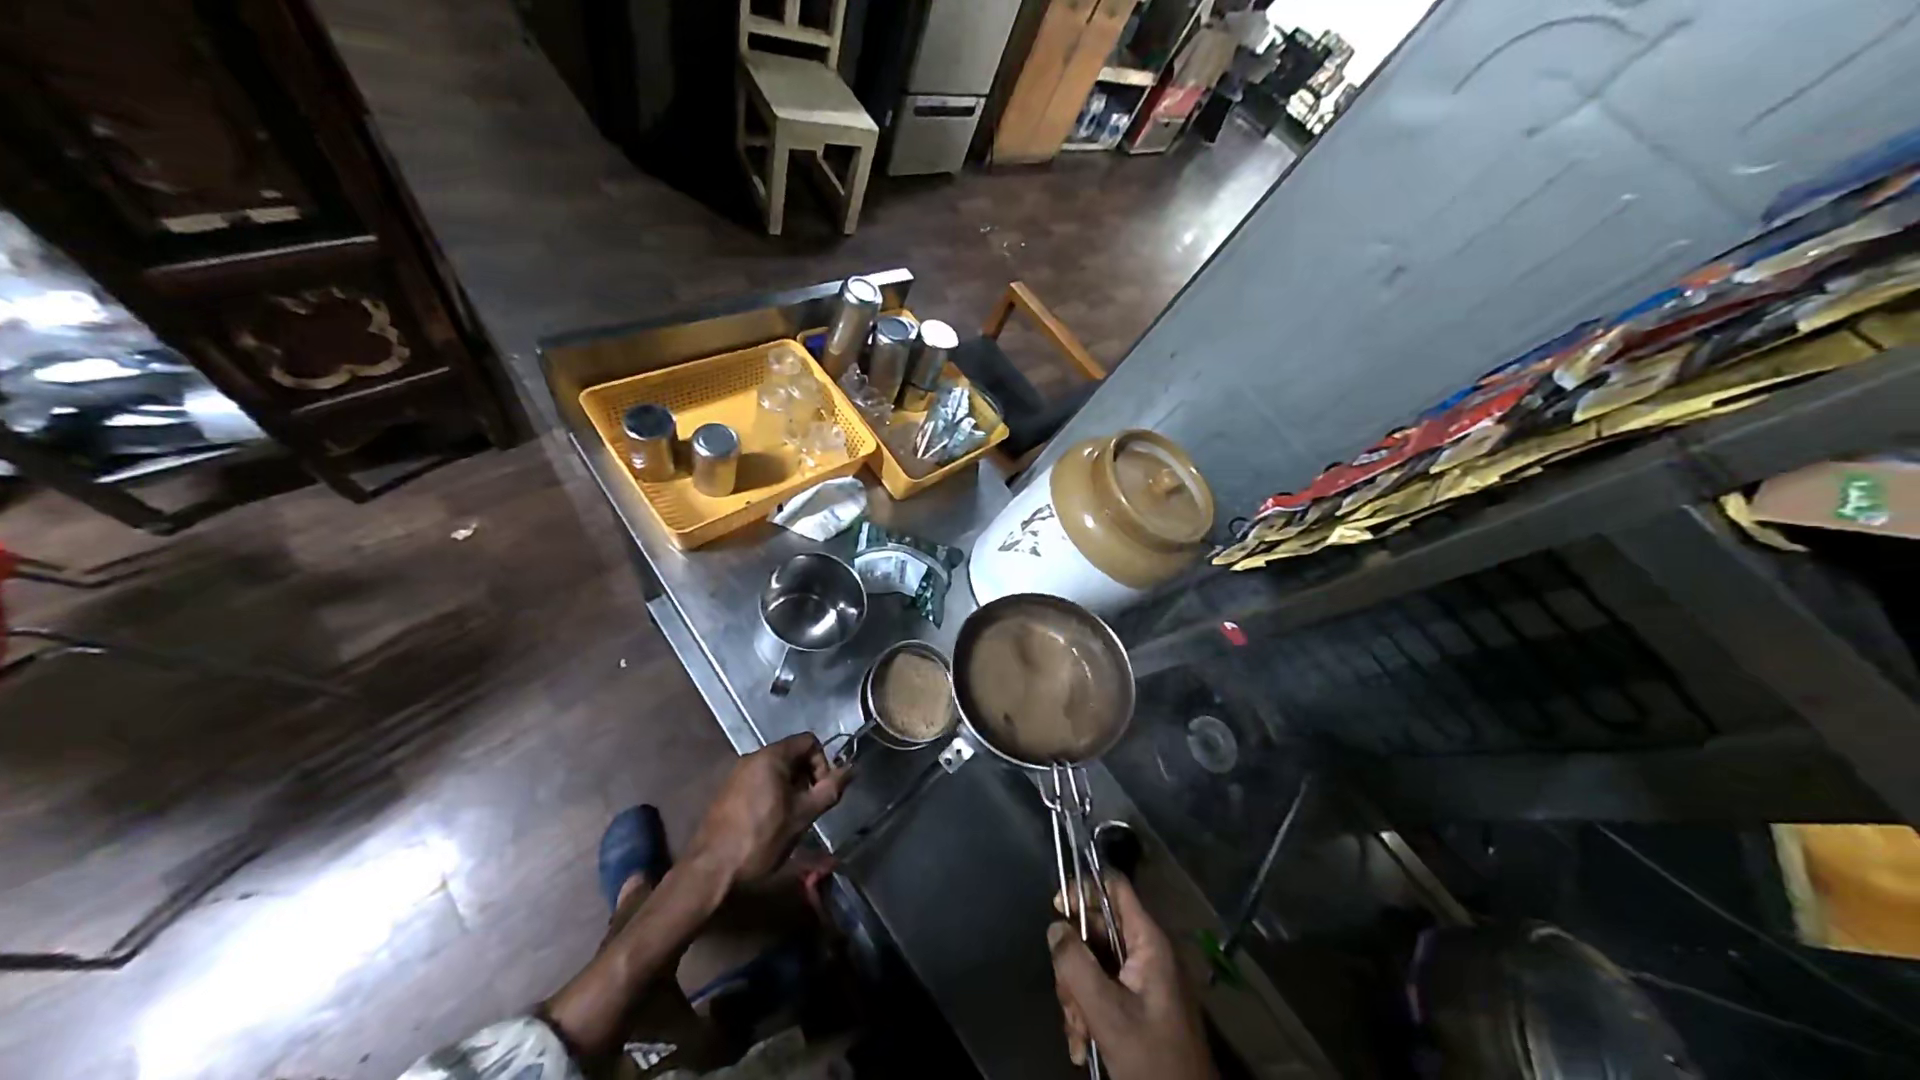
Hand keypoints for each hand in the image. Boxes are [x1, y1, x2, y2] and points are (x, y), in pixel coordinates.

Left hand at [686, 733, 851, 885]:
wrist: (711, 869)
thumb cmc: (762, 838)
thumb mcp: (803, 815)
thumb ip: (830, 790)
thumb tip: (852, 770)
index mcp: (771, 756)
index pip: (809, 741)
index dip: (823, 763)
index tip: (822, 791)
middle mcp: (752, 758)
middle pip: (792, 755)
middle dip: (807, 778)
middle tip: (809, 808)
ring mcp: (736, 775)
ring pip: (776, 771)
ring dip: (791, 789)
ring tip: (792, 819)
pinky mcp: (727, 793)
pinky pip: (759, 783)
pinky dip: (773, 795)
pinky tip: (771, 824)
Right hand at [1049, 875, 1215, 1079]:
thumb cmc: (1152, 1059)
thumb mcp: (1107, 1013)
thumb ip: (1076, 965)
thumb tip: (1055, 927)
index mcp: (1149, 942)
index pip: (1114, 888)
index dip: (1084, 888)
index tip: (1056, 907)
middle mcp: (1147, 953)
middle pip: (1097, 930)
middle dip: (1074, 964)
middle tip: (1067, 999)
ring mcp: (1144, 980)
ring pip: (1095, 964)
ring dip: (1078, 996)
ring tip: (1077, 1032)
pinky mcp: (1140, 1005)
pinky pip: (1104, 990)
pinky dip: (1088, 1012)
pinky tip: (1082, 1044)